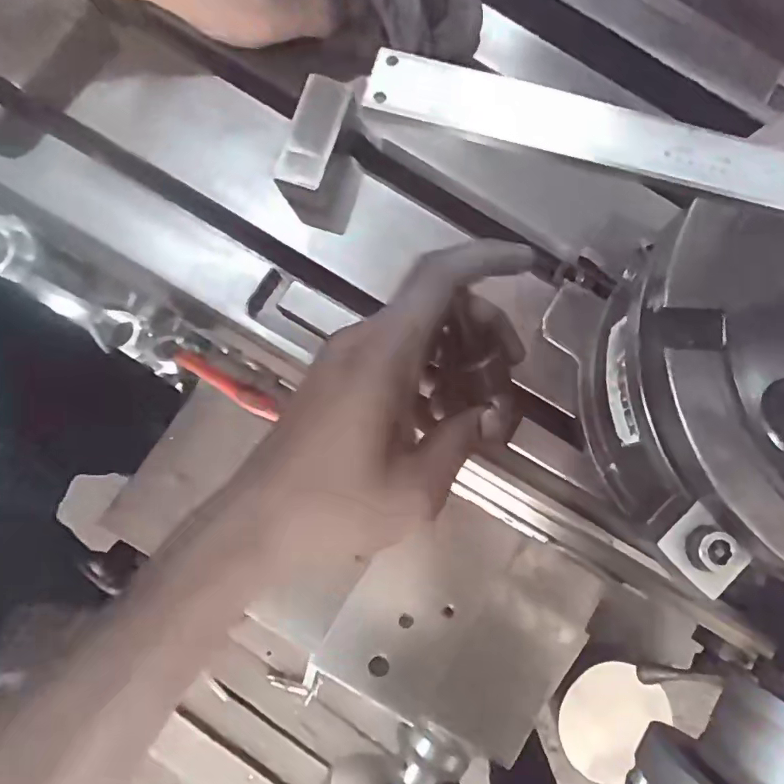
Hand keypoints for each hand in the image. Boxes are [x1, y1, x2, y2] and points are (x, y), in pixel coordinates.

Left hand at [216, 241, 535, 569]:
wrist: (255, 525)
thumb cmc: (336, 509)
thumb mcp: (416, 486)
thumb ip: (461, 438)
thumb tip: (488, 413)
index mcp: (384, 353)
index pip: (440, 278)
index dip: (488, 259)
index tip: (528, 263)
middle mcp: (364, 341)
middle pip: (437, 302)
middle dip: (484, 328)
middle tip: (509, 375)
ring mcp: (347, 359)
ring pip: (419, 329)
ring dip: (459, 355)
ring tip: (481, 409)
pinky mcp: (339, 380)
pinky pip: (396, 355)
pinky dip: (430, 371)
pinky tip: (444, 418)